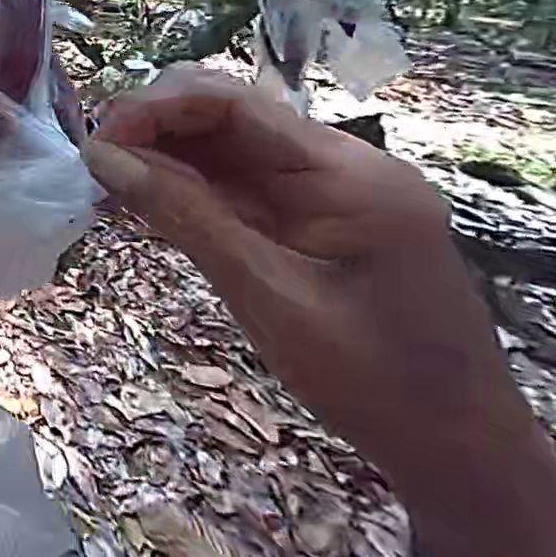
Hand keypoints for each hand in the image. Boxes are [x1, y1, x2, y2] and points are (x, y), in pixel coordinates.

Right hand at [83, 66, 555, 556]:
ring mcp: (321, 187)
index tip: (98, 143)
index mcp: (344, 171)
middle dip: (151, 127)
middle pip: (224, 113)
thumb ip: (184, 216)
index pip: (232, 103)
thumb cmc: (374, 382)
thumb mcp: (267, 296)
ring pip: (222, 145)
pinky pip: (233, 182)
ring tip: (105, 184)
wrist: (461, 452)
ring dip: (160, 157)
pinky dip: (183, 187)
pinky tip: (143, 203)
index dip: (154, 109)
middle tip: (94, 164)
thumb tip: (102, 157)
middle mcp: (333, 161)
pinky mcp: (306, 213)